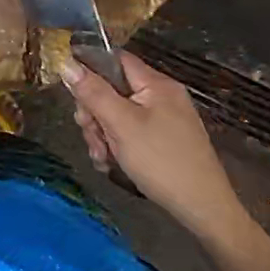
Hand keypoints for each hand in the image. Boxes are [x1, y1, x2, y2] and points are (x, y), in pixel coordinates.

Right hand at [62, 50, 247, 238]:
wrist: (203, 211)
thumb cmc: (161, 161)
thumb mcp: (120, 124)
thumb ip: (91, 91)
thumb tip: (65, 62)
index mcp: (156, 85)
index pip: (113, 59)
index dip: (88, 68)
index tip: (71, 90)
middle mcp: (160, 97)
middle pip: (110, 89)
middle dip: (92, 111)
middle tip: (89, 133)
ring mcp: (162, 120)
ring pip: (114, 113)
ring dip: (100, 132)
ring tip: (101, 155)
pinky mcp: (161, 140)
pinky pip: (127, 131)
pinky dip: (114, 144)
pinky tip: (110, 162)